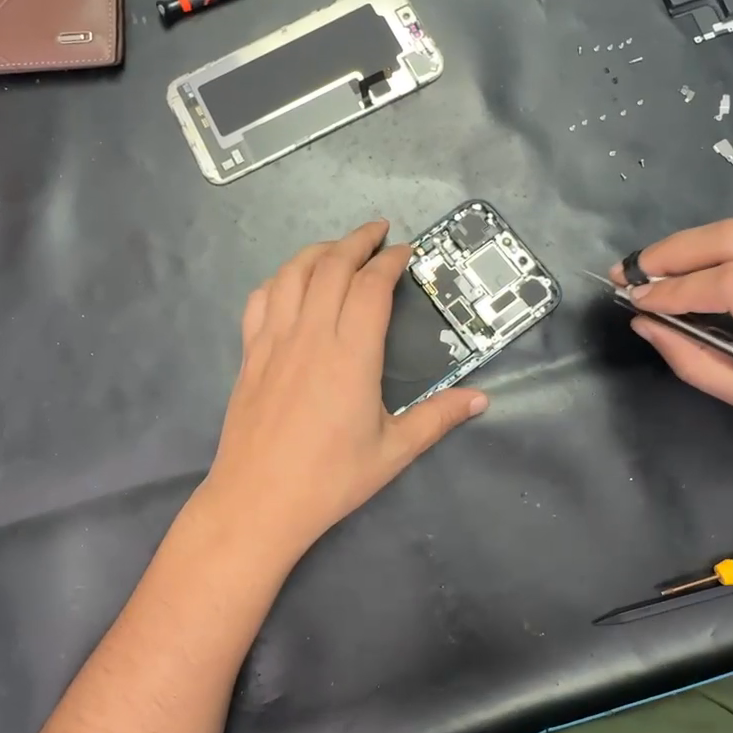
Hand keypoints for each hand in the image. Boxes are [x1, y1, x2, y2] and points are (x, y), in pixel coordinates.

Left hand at [199, 220, 487, 556]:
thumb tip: (482, 398)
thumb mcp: (393, 452)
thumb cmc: (329, 479)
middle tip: (378, 232)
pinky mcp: (250, 353)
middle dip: (357, 241)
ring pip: (293, 274)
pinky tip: (292, 282)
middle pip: (331, 266)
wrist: (257, 501)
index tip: (406, 251)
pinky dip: (280, 278)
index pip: (372, 287)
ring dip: (318, 250)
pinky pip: (261, 299)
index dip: (390, 261)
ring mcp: (274, 340)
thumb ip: (438, 418)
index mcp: (351, 354)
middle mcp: (311, 335)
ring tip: (339, 248)